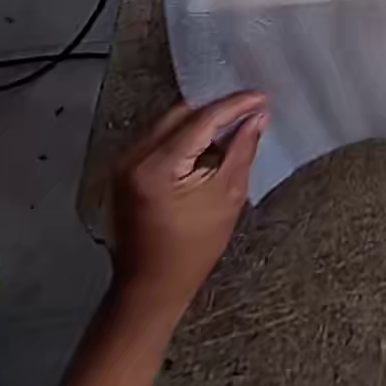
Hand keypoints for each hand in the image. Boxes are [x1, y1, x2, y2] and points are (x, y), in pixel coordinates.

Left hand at [66, 93, 268, 385]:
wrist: (150, 288)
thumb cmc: (193, 248)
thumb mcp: (228, 195)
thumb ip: (242, 149)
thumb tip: (257, 116)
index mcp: (158, 166)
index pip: (202, 119)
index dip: (235, 105)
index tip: (262, 97)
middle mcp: (133, 158)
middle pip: (182, 113)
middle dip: (217, 106)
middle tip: (249, 106)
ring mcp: (123, 163)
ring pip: (169, 120)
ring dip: (200, 117)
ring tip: (233, 120)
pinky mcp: (123, 170)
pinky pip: (159, 135)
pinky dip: (185, 132)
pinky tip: (208, 138)